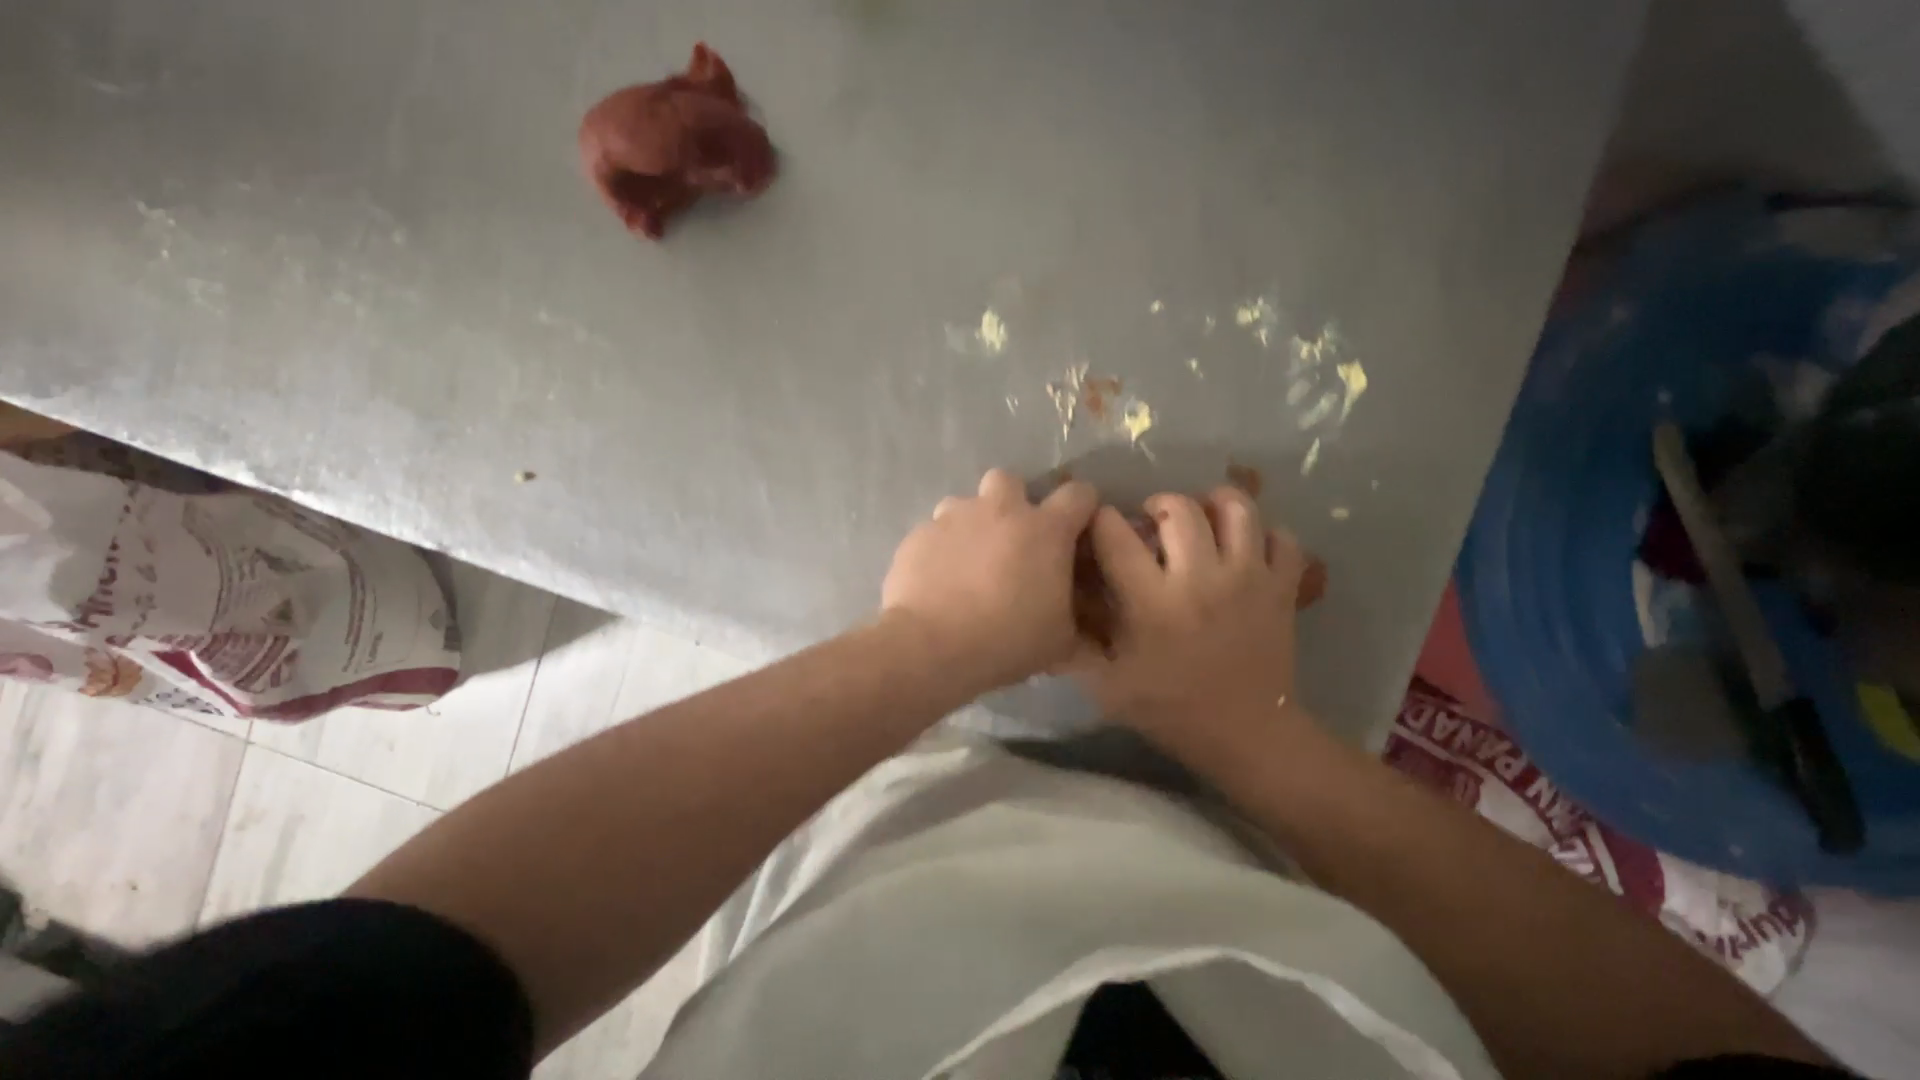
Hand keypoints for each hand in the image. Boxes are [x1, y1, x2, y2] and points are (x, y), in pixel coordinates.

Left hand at [882, 469, 1098, 687]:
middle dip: (1012, 503)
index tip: (1075, 532)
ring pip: (964, 505)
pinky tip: (936, 583)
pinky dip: (939, 551)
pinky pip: (933, 533)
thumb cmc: (1008, 641)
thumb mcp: (1061, 640)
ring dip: (970, 526)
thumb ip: (1072, 611)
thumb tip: (1072, 607)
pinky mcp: (918, 535)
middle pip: (1009, 481)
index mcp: (1046, 530)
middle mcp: (1000, 511)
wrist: (932, 647)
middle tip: (1011, 542)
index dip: (1081, 508)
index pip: (1078, 495)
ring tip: (967, 564)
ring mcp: (954, 518)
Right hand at [1071, 486, 1311, 768]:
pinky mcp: (1282, 588)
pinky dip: (1266, 534)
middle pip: (1179, 508)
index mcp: (1151, 601)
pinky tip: (1245, 548)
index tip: (1099, 529)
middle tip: (1152, 524)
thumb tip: (1051, 610)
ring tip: (1203, 520)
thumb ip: (1075, 645)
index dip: (1100, 521)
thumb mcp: (1106, 685)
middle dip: (1158, 505)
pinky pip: (1282, 538)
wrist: (1245, 734)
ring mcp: (1247, 578)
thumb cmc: (1170, 710)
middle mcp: (1200, 578)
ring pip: (1237, 509)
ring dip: (1214, 505)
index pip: (1115, 534)